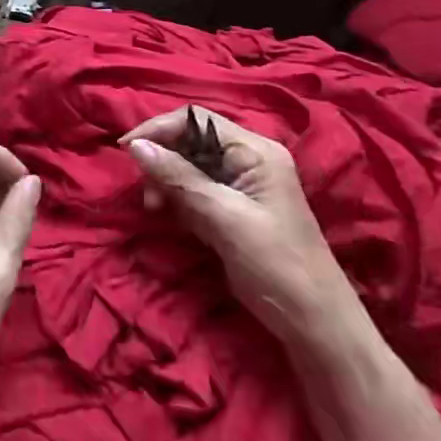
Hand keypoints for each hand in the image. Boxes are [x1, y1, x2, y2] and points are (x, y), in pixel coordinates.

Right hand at [121, 107, 360, 345]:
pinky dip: (179, 200)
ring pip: (189, 166)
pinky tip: (174, 219)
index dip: (159, 129)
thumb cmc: (275, 264)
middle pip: (191, 140)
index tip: (127, 151)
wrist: (312, 320)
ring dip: (167, 182)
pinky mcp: (233, 208)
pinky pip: (196, 190)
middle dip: (162, 160)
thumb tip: (136, 147)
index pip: (197, 119)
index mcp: (256, 151)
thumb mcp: (224, 218)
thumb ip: (180, 178)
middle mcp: (249, 159)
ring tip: (157, 210)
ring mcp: (242, 184)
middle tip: (149, 197)